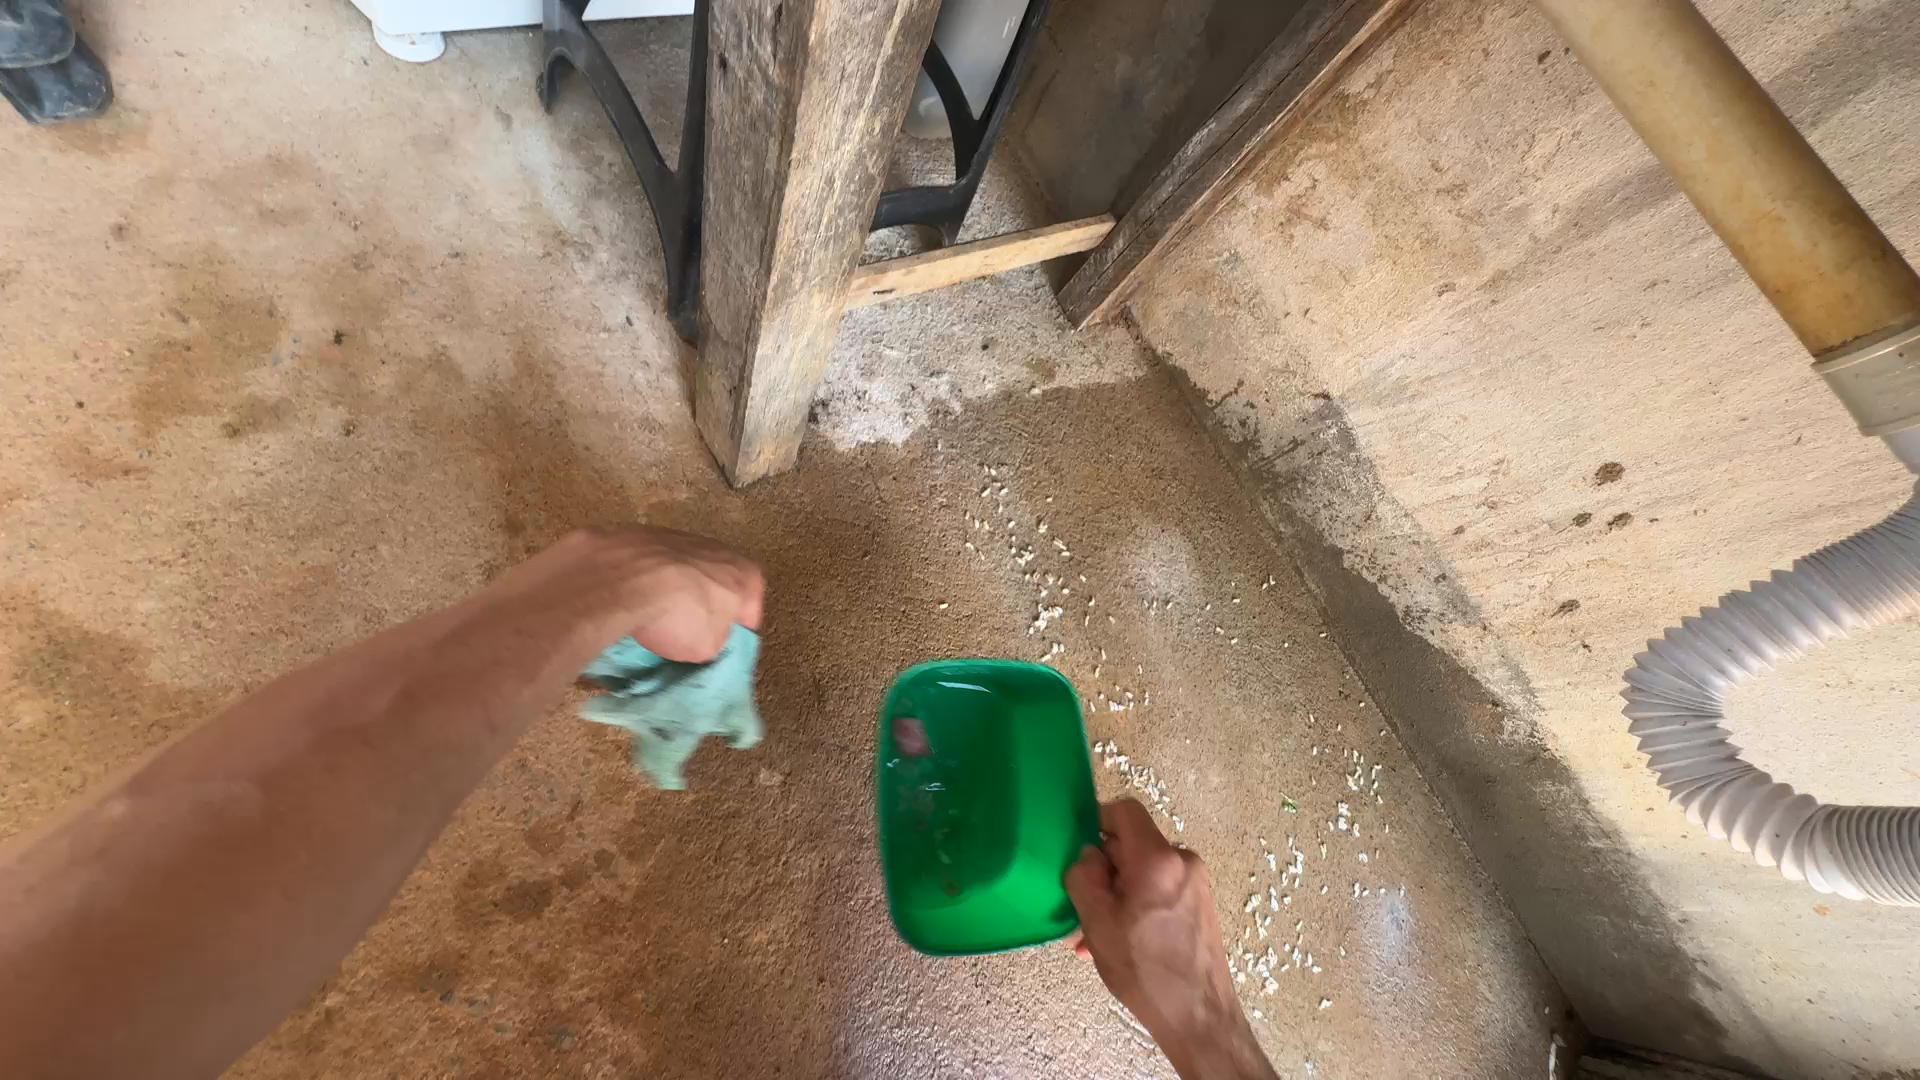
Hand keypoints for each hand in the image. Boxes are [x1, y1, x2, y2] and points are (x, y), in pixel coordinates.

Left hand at [479, 526, 764, 663]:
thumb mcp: (709, 649)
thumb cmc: (681, 616)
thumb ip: (717, 640)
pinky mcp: (642, 533)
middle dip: (704, 606)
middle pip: (717, 585)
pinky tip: (628, 599)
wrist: (623, 580)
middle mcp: (720, 548)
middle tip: (685, 633)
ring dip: (673, 590)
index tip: (717, 649)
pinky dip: (642, 579)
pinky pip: (648, 565)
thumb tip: (706, 636)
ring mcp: (680, 536)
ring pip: (682, 571)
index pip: (750, 612)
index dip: (734, 634)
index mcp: (747, 575)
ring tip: (651, 617)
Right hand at [1065, 800, 1276, 1079]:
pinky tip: (1121, 938)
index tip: (1080, 847)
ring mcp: (1196, 882)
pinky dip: (1138, 903)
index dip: (1098, 819)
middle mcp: (1182, 860)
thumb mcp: (1097, 921)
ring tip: (1099, 930)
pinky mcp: (1201, 903)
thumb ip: (1083, 875)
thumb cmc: (1146, 970)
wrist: (1201, 1021)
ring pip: (1144, 870)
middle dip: (1105, 868)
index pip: (1124, 811)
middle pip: (1132, 843)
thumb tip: (1088, 855)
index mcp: (1157, 858)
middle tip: (1086, 902)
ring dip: (1119, 892)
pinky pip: (1160, 888)